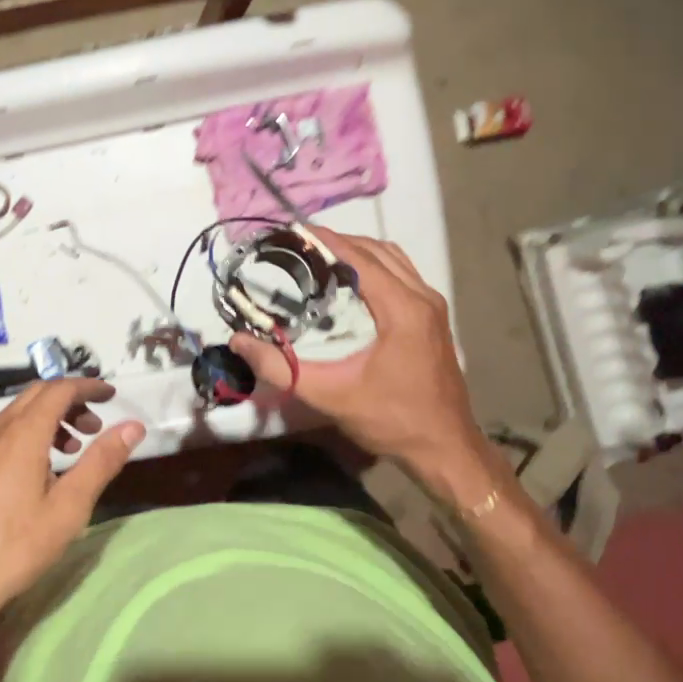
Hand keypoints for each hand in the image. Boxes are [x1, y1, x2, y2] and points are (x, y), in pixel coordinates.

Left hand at [0, 378, 143, 652]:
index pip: (58, 390)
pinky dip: (24, 438)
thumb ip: (101, 461)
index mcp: (22, 435)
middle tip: (95, 427)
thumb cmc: (17, 546)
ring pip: (13, 417)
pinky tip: (34, 474)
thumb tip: (133, 426)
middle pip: (34, 397)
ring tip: (70, 452)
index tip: (111, 395)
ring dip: (46, 421)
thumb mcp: (69, 507)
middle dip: (68, 402)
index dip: (87, 387)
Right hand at [230, 227, 488, 493]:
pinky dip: (373, 268)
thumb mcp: (328, 396)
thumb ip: (281, 367)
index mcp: (403, 309)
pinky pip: (401, 276)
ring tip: (318, 260)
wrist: (444, 449)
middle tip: (297, 248)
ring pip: (393, 260)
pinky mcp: (432, 319)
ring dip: (357, 253)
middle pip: (377, 250)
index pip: (359, 257)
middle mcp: (422, 298)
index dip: (324, 239)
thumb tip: (238, 341)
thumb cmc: (390, 420)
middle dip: (337, 242)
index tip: (290, 232)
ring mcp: (432, 307)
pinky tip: (348, 286)